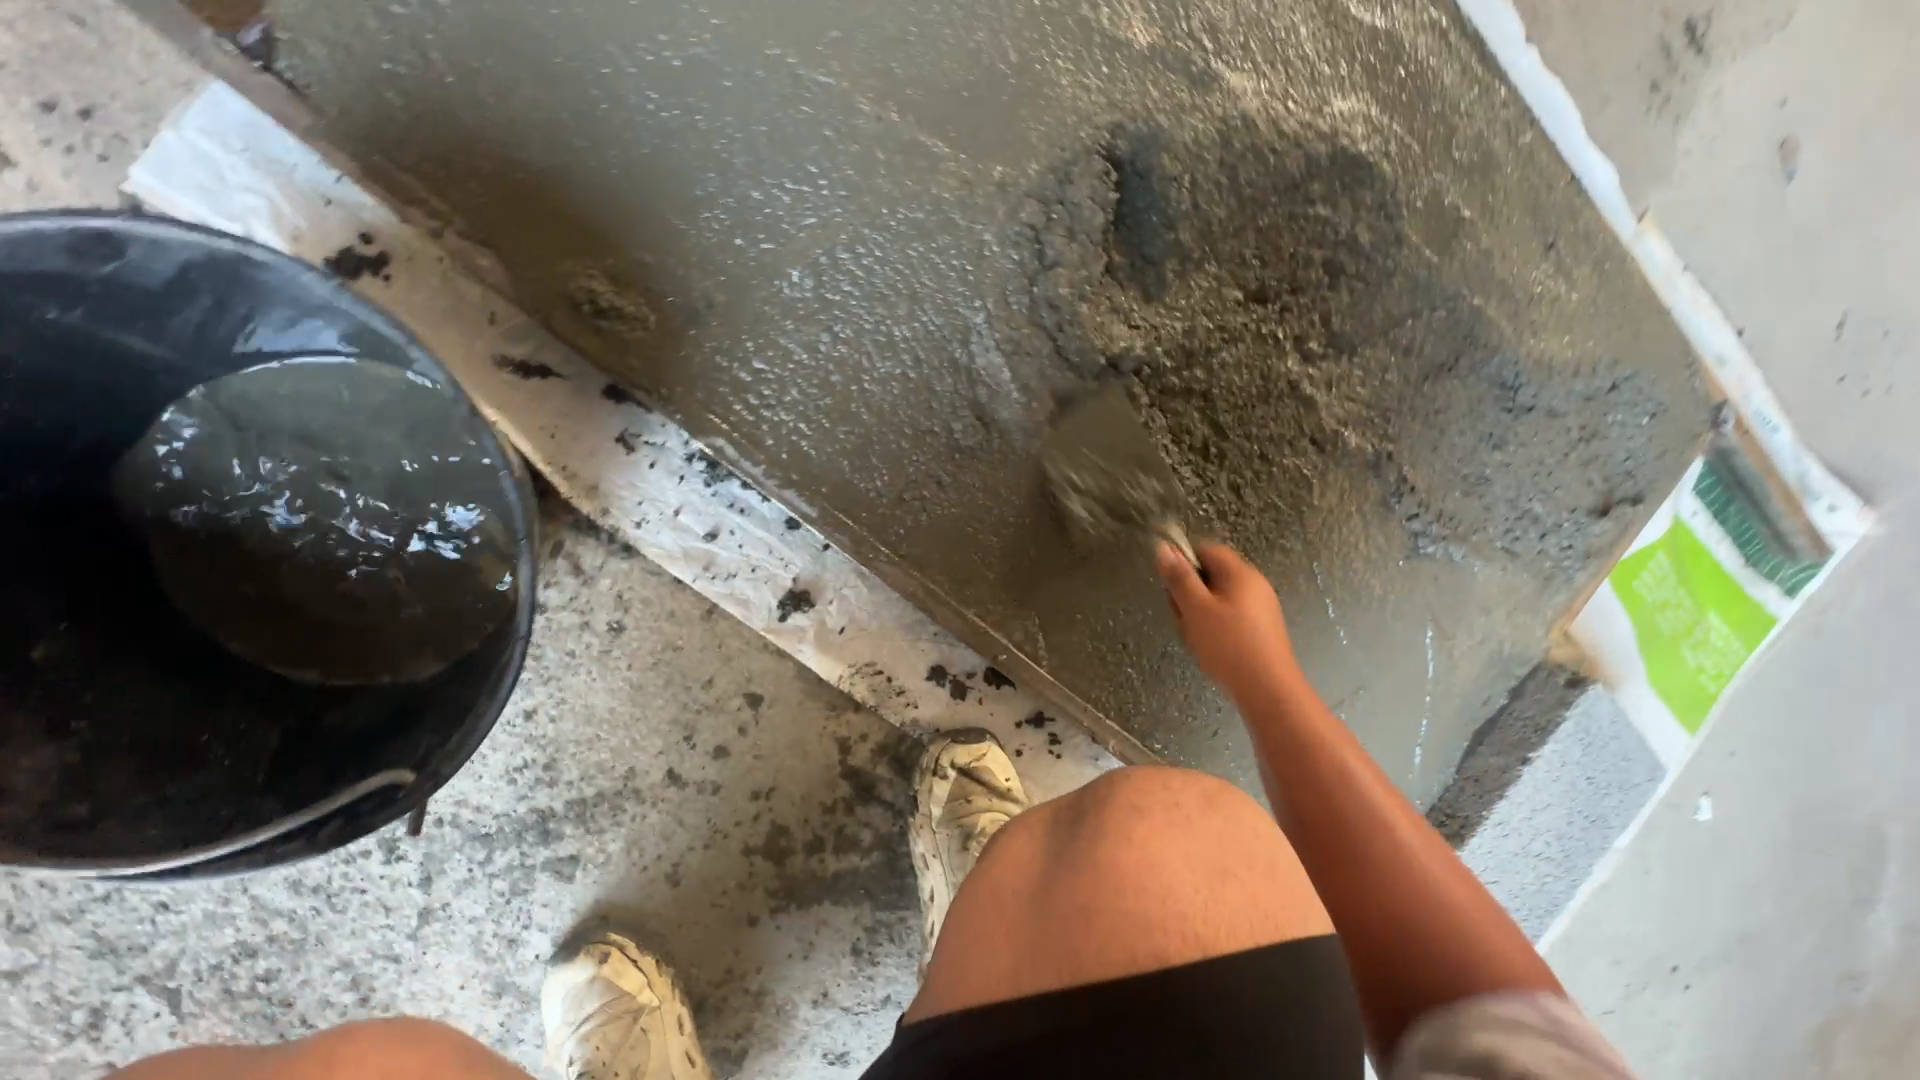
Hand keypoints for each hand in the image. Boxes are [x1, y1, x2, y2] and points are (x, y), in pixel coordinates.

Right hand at [1155, 541, 1299, 694]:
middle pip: (1212, 575)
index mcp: (1241, 574)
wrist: (1267, 689)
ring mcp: (1261, 609)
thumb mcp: (1195, 609)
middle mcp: (1255, 586)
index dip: (1184, 561)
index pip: (1207, 550)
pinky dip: (1214, 628)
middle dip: (1190, 593)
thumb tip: (1164, 548)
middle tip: (1181, 616)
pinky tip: (1210, 648)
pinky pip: (1230, 618)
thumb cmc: (1228, 645)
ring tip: (1195, 637)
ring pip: (1218, 600)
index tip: (1170, 585)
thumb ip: (1178, 577)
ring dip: (1199, 614)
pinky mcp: (1261, 631)